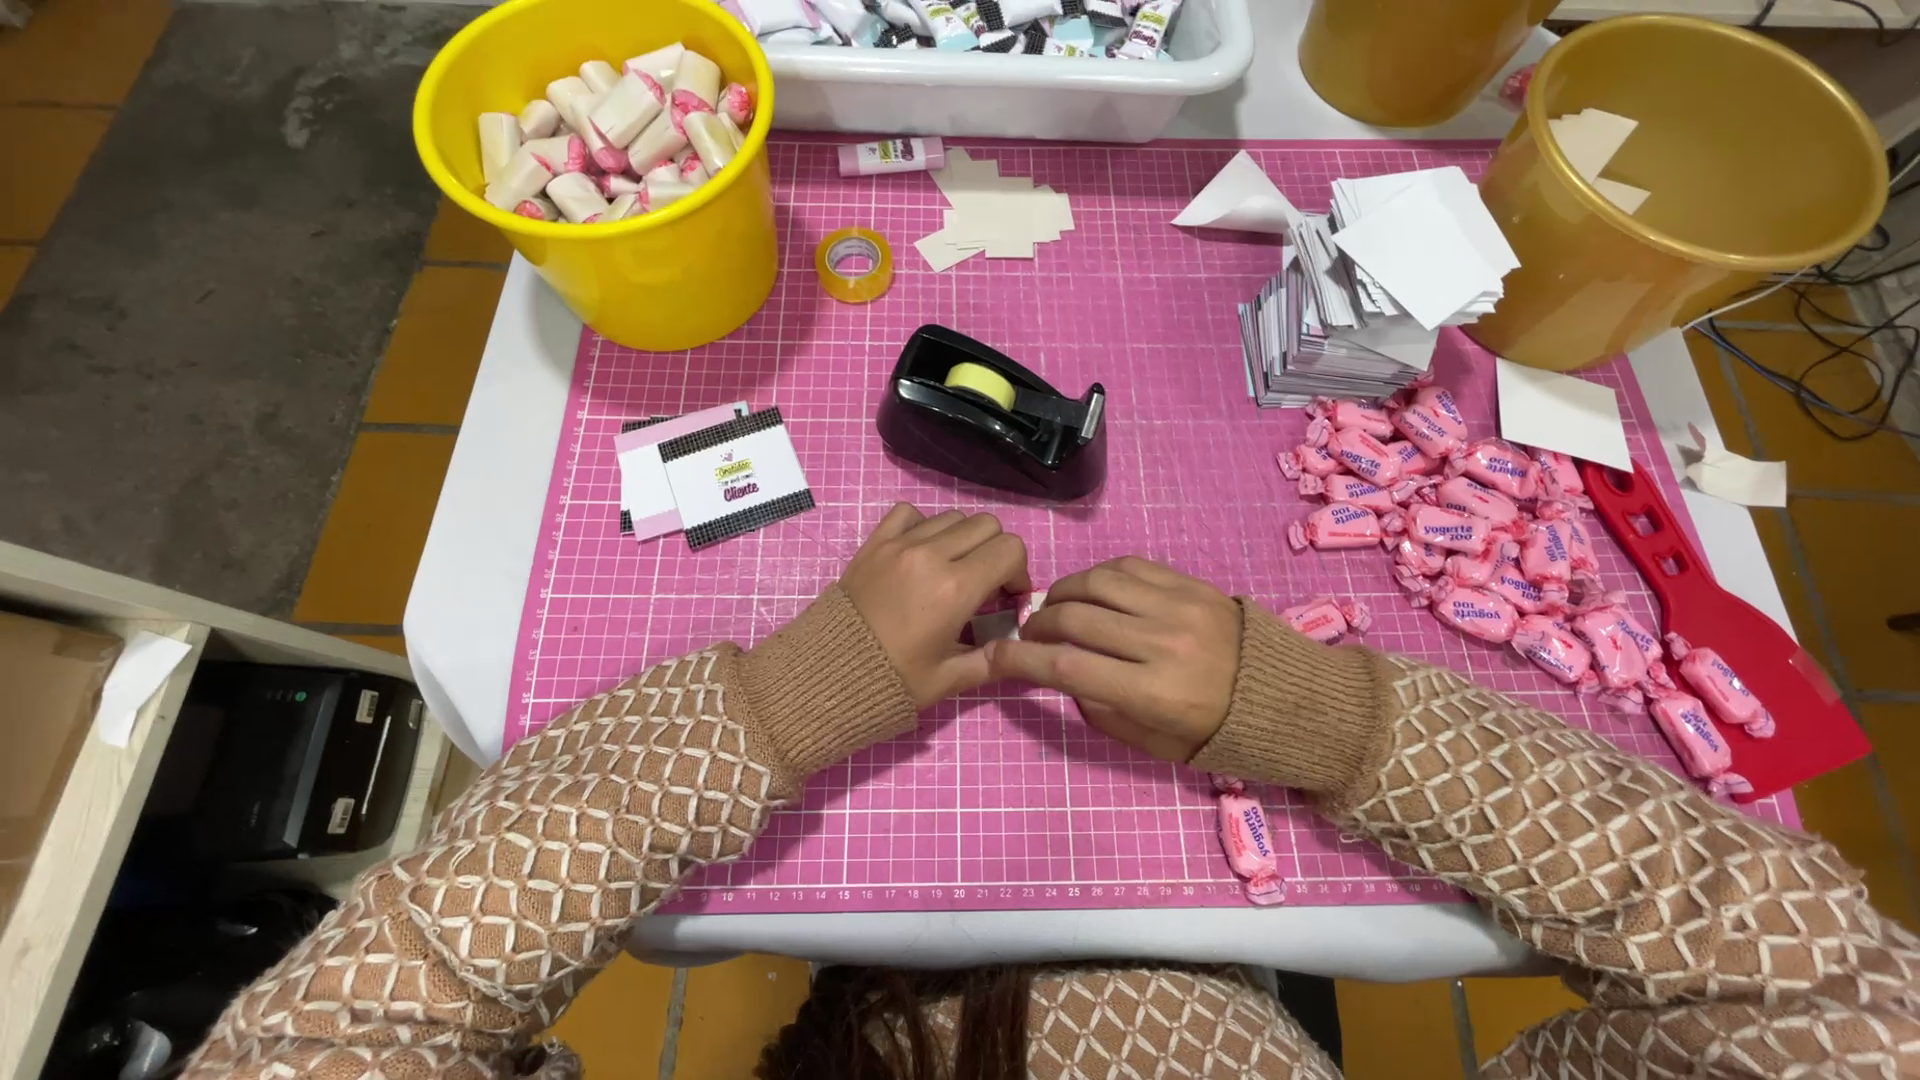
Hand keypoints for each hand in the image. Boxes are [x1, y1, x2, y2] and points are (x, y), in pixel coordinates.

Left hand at [840, 503, 1031, 708]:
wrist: (827, 675)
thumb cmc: (893, 681)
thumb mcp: (950, 680)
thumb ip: (994, 660)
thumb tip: (1022, 647)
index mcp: (955, 588)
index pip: (1010, 549)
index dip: (1018, 573)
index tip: (1006, 598)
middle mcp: (931, 555)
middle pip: (986, 526)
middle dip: (995, 552)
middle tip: (984, 584)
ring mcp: (900, 544)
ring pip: (952, 517)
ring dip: (963, 540)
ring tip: (952, 571)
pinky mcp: (875, 542)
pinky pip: (909, 513)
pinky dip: (924, 526)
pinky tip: (921, 554)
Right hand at [985, 557, 1240, 761]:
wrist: (1286, 695)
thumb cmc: (1215, 731)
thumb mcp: (1153, 743)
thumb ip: (1100, 710)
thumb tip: (1063, 673)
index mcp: (1154, 692)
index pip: (1067, 666)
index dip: (1021, 658)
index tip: (996, 656)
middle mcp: (1161, 642)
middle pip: (1074, 618)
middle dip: (1037, 625)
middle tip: (1030, 635)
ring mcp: (1176, 605)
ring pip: (1096, 582)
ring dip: (1062, 593)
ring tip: (1055, 608)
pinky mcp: (1189, 584)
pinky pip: (1127, 567)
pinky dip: (1097, 577)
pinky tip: (1090, 592)